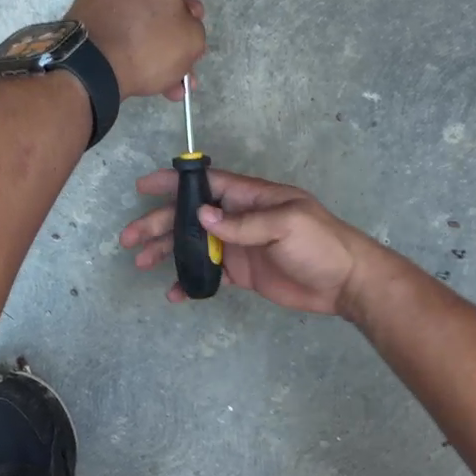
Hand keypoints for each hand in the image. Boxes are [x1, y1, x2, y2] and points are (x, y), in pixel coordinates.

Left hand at [67, 0, 206, 100]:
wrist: (87, 70)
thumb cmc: (147, 44)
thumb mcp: (191, 40)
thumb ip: (193, 24)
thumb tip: (182, 18)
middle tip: (181, 28)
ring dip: (153, 24)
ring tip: (167, 63)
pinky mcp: (86, 7)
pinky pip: (120, 16)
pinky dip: (133, 36)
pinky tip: (148, 70)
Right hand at [119, 169, 376, 313]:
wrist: (346, 283)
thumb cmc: (321, 244)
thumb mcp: (286, 225)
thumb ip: (243, 223)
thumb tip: (201, 216)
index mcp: (250, 197)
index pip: (205, 184)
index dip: (173, 183)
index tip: (143, 187)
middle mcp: (239, 218)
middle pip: (190, 217)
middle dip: (158, 225)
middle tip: (129, 239)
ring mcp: (239, 246)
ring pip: (193, 245)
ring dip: (167, 251)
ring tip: (141, 262)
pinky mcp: (242, 273)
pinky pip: (208, 274)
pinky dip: (190, 281)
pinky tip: (174, 292)